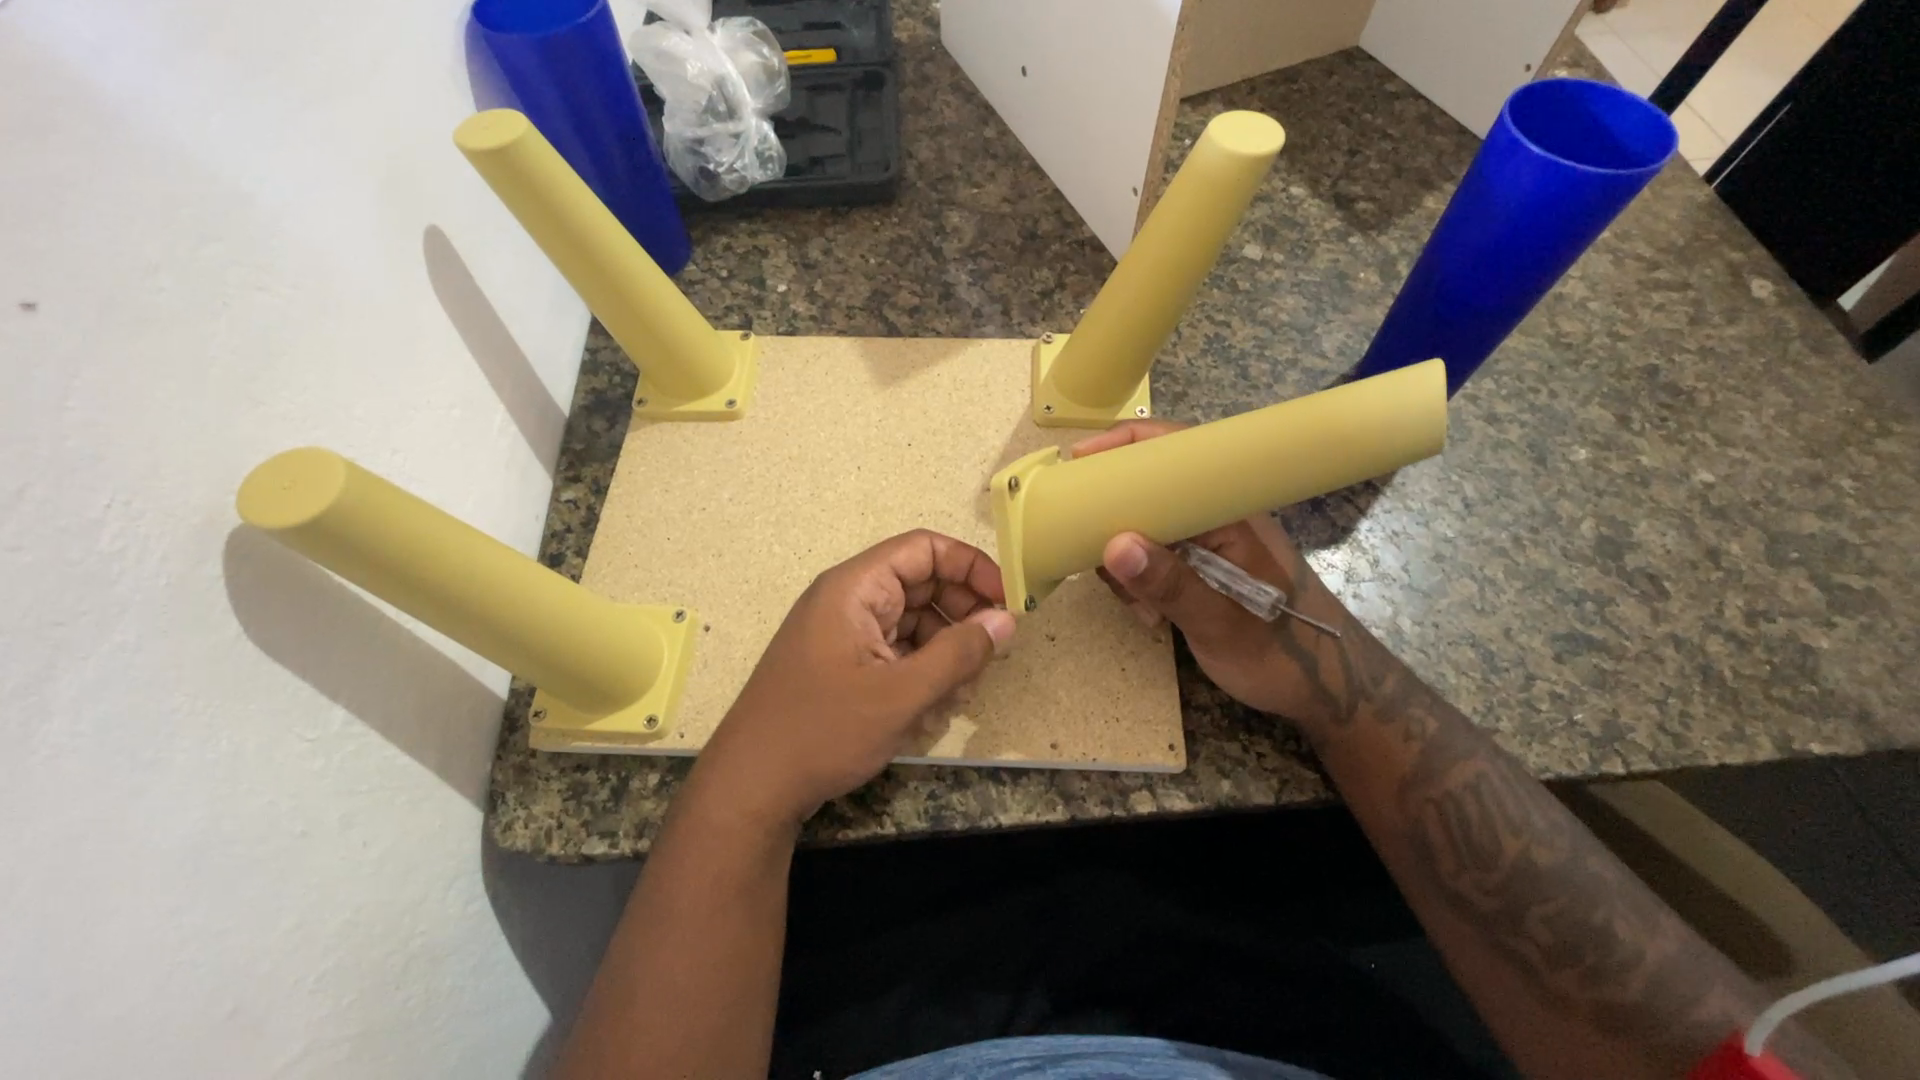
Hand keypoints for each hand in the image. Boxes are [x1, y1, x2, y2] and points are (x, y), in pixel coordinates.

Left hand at [690, 530, 1016, 828]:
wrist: (751, 787)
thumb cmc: (822, 731)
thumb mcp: (900, 695)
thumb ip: (958, 654)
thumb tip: (1006, 620)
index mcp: (855, 588)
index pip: (924, 549)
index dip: (970, 566)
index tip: (1007, 601)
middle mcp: (849, 601)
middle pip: (922, 585)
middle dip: (962, 616)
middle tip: (992, 655)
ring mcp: (845, 635)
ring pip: (913, 623)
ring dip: (946, 651)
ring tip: (964, 693)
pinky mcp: (845, 667)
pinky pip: (896, 653)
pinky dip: (922, 672)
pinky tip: (937, 708)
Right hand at [1074, 421, 1358, 728]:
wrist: (1325, 690)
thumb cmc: (1281, 655)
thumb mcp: (1220, 625)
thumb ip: (1170, 585)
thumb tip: (1112, 545)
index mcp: (1230, 511)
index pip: (1174, 451)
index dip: (1123, 445)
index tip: (1076, 465)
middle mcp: (1217, 517)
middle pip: (1148, 490)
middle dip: (1114, 522)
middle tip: (1093, 560)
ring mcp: (1209, 543)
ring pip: (1145, 529)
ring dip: (1126, 564)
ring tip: (1140, 609)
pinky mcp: (1202, 568)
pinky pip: (1155, 559)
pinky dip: (1140, 583)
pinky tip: (1150, 618)